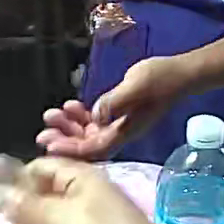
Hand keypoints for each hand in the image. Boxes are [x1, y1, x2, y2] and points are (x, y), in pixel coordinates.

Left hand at [37, 56, 189, 159]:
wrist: (180, 73)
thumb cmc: (161, 79)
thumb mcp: (136, 86)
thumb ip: (116, 101)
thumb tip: (96, 115)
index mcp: (126, 131)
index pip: (94, 148)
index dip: (71, 150)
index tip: (50, 145)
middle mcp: (121, 133)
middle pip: (87, 146)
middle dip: (64, 141)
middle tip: (43, 132)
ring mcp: (120, 124)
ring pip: (88, 134)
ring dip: (69, 128)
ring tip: (51, 116)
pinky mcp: (119, 114)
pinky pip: (95, 122)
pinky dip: (80, 117)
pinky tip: (69, 107)